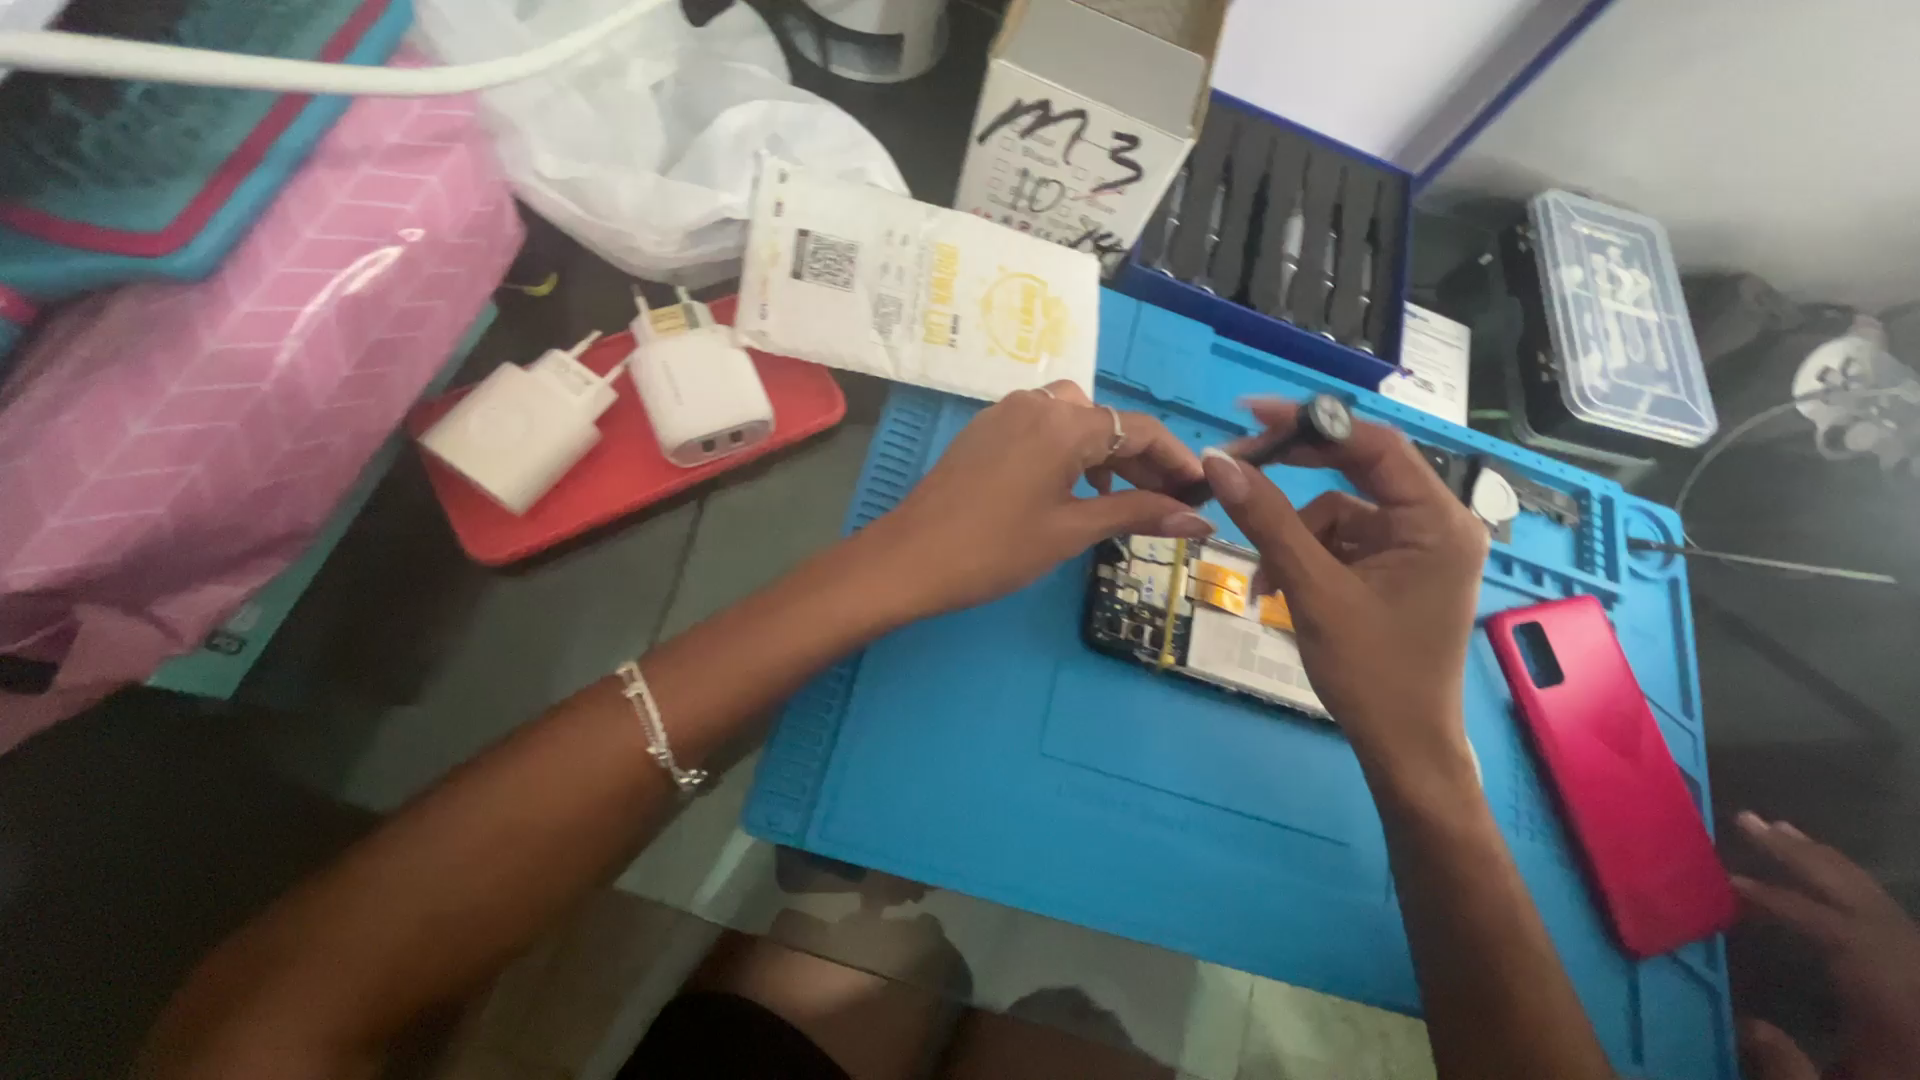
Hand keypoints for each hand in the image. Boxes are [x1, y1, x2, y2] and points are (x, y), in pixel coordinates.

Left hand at [866, 380, 1209, 618]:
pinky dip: (1068, 450)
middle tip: (1167, 502)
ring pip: (1073, 420)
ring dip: (1104, 453)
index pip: (1140, 430)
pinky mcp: (984, 430)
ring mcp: (1005, 412)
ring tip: (1121, 497)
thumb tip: (1199, 519)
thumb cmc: (995, 549)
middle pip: (1107, 422)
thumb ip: (1136, 513)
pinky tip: (1071, 487)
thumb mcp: (1071, 531)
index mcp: (1065, 422)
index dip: (1176, 460)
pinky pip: (1041, 426)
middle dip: (1142, 460)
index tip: (1200, 491)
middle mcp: (1038, 403)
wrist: (909, 558)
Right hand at [1199, 398, 1488, 769]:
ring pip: (1335, 514)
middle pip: (1353, 474)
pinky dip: (1303, 560)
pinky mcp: (1393, 570)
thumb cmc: (1371, 672)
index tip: (1250, 414)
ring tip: (1265, 586)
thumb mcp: (1312, 590)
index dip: (1311, 424)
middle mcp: (1434, 524)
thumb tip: (1219, 461)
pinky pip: (1337, 543)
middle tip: (1233, 478)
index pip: (1374, 445)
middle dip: (1291, 484)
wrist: (1401, 747)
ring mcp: (1413, 549)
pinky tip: (1280, 593)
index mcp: (1437, 521)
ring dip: (1290, 541)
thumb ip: (1267, 521)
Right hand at [1732, 812, 1919, 1079]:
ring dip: (1826, 863)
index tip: (1726, 879)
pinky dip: (1849, 887)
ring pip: (1878, 902)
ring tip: (1780, 829)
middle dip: (1805, 857)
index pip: (1832, 930)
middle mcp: (1912, 971)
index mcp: (1892, 994)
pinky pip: (1886, 916)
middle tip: (1748, 819)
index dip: (1778, 900)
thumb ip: (1790, 1065)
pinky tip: (1822, 875)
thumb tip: (1745, 1023)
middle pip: (1860, 901)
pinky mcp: (1917, 974)